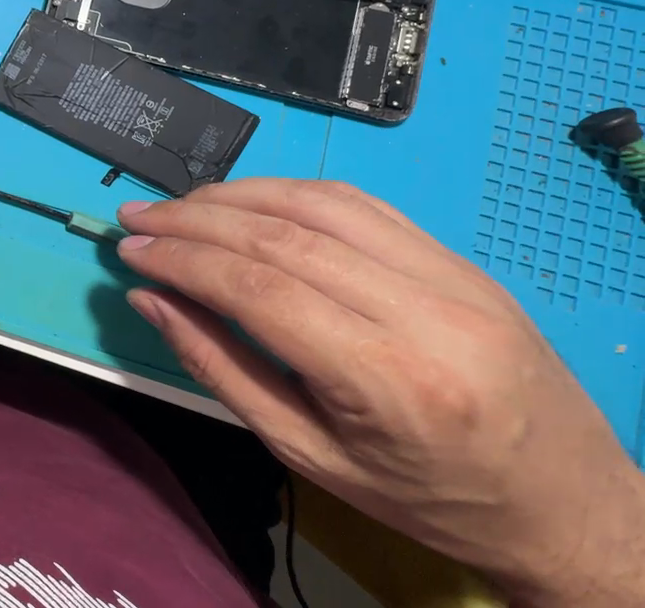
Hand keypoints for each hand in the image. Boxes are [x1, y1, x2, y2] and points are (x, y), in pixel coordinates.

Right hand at [116, 179, 644, 606]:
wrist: (576, 511)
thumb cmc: (427, 499)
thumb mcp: (306, 452)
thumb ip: (218, 367)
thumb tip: (149, 299)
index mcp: (389, 379)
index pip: (256, 287)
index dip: (180, 258)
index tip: (129, 248)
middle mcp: (428, 315)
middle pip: (282, 236)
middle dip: (193, 219)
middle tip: (137, 215)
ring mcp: (456, 280)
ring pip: (319, 205)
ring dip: (234, 195)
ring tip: (180, 206)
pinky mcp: (464, 264)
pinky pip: (360, 206)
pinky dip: (287, 193)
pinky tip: (246, 202)